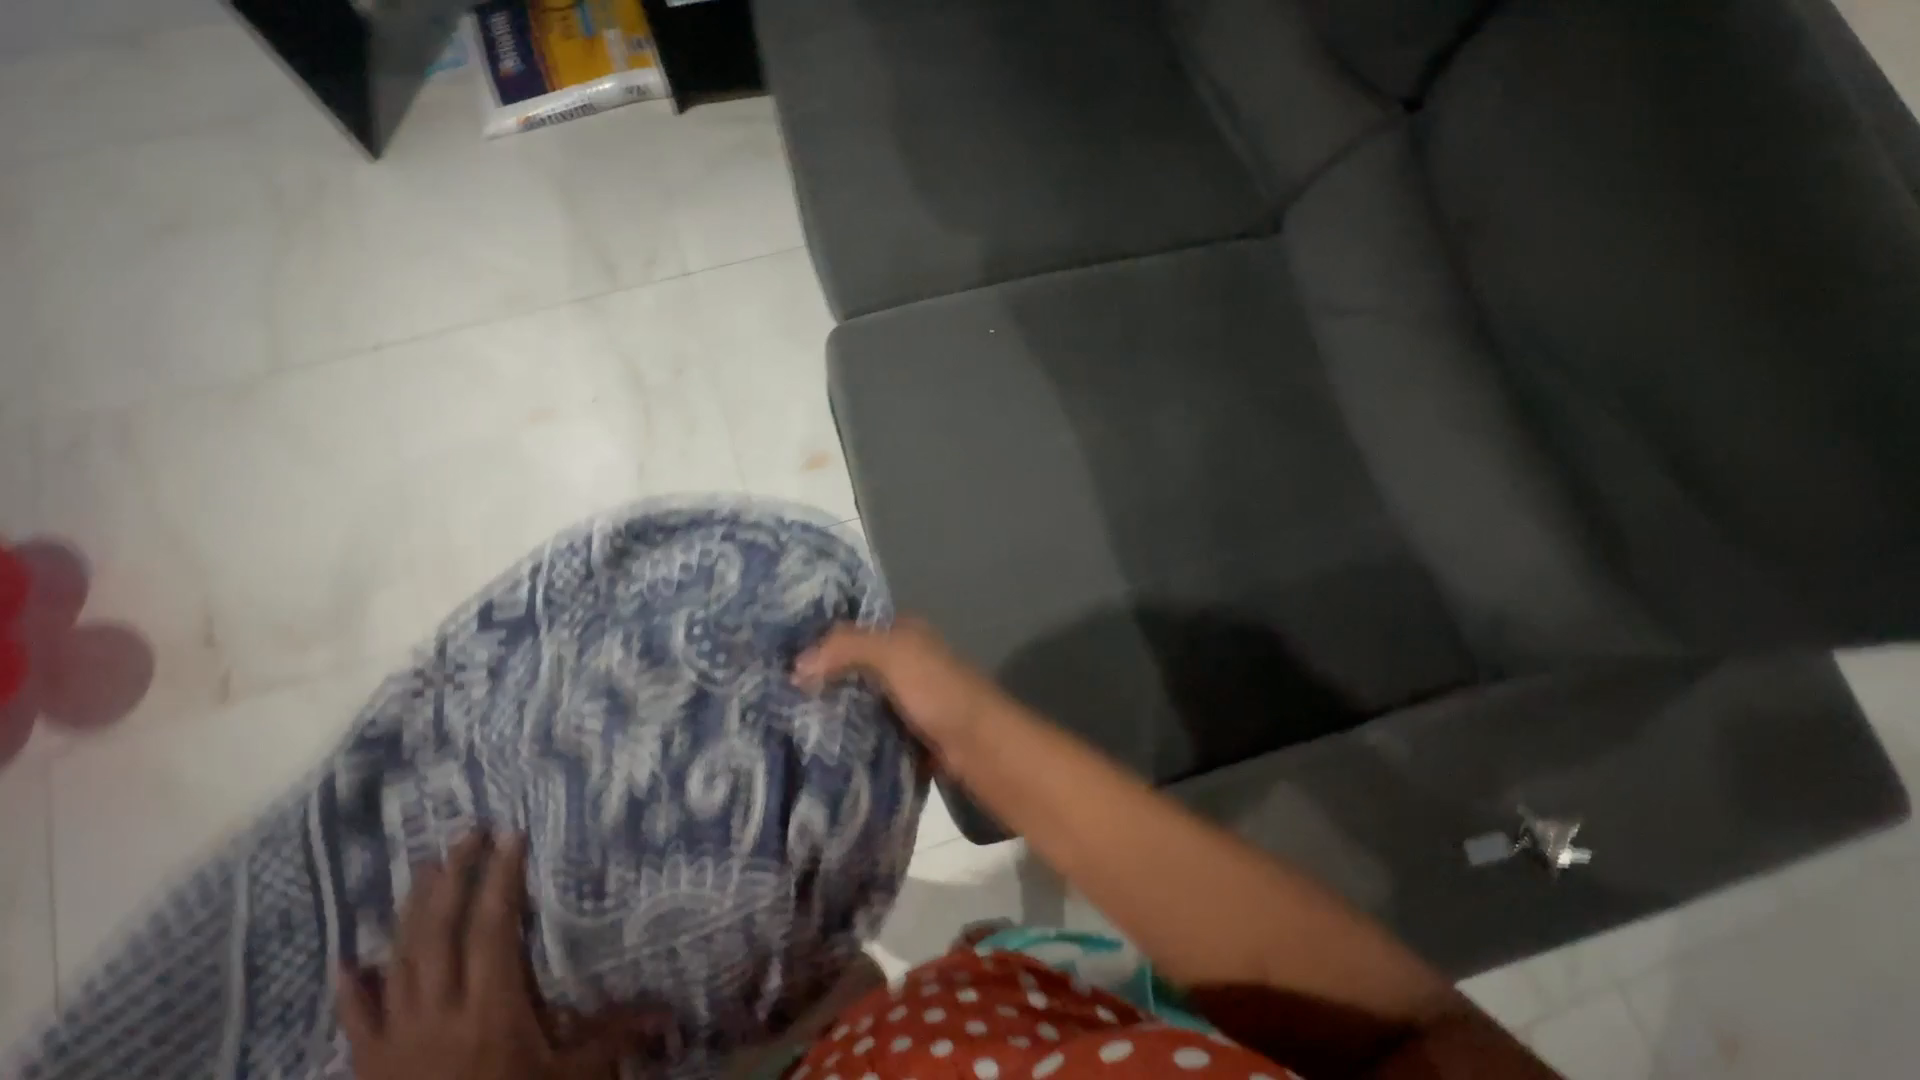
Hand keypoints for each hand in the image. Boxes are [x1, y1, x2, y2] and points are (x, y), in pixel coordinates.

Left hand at [336, 833, 654, 1079]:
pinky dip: (350, 990)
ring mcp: (397, 1038)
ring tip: (424, 869)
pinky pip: (356, 1021)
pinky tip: (345, 962)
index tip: (510, 838)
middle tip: (466, 833)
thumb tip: (668, 1011)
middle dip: (454, 878)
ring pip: (399, 962)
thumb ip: (610, 1040)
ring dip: (411, 911)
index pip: (493, 930)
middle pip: (440, 933)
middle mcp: (439, 1013)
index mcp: (491, 1010)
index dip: (500, 881)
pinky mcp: (368, 1067)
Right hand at [793, 617, 1005, 754]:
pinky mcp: (906, 736)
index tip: (772, 654)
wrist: (984, 749)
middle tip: (767, 694)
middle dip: (816, 678)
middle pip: (850, 666)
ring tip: (778, 722)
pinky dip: (847, 740)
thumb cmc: (941, 693)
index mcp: (905, 633)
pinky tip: (814, 749)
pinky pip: (867, 733)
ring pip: (857, 701)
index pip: (851, 626)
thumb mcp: (895, 655)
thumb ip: (846, 648)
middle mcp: (905, 662)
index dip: (816, 636)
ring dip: (829, 712)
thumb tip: (795, 665)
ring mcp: (907, 701)